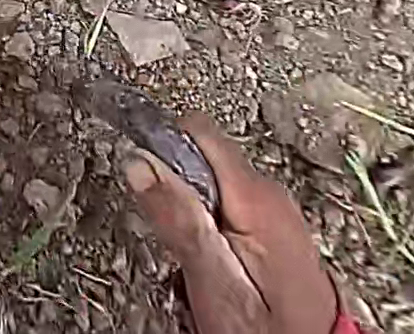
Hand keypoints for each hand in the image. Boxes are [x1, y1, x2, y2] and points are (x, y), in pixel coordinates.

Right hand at [125, 116, 338, 333]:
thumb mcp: (214, 283)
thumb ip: (178, 220)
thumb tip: (141, 165)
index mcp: (254, 194)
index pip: (196, 130)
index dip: (163, 147)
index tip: (144, 178)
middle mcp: (267, 190)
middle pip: (202, 156)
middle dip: (177, 188)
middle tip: (176, 239)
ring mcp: (273, 207)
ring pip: (211, 181)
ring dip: (191, 209)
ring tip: (195, 259)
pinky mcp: (273, 224)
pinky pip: (226, 203)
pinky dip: (209, 224)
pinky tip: (214, 263)